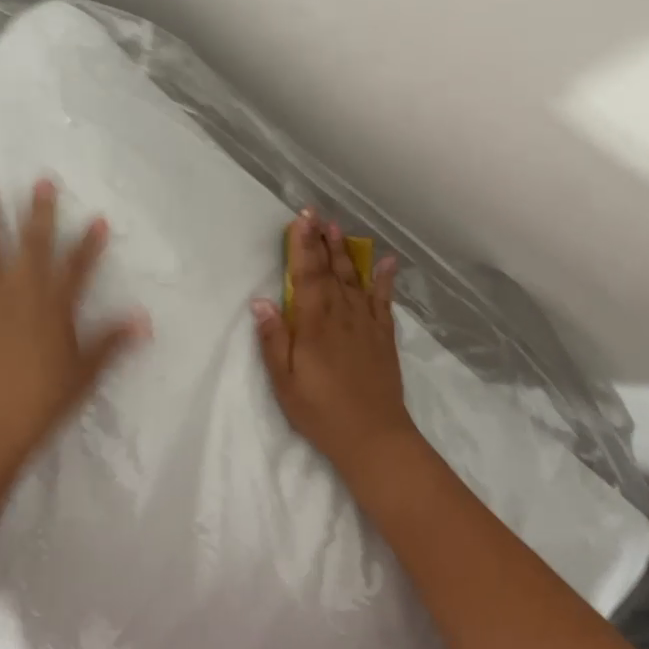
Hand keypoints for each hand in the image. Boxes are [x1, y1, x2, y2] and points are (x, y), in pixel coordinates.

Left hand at [0, 179, 147, 469]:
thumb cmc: (41, 402)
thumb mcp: (84, 374)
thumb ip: (112, 342)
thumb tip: (144, 320)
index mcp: (54, 307)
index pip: (76, 267)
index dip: (88, 243)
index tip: (97, 218)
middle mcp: (18, 294)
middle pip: (30, 246)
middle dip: (37, 212)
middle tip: (39, 180)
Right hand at [253, 211, 419, 473]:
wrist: (372, 434)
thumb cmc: (319, 411)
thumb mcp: (284, 381)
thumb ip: (274, 340)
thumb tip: (261, 302)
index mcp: (314, 323)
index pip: (307, 274)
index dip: (303, 245)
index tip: (300, 219)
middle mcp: (342, 315)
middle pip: (331, 270)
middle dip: (322, 240)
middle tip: (316, 214)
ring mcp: (367, 324)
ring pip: (355, 279)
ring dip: (346, 252)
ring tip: (339, 228)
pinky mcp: (384, 337)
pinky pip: (384, 301)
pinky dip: (384, 279)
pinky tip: (387, 262)